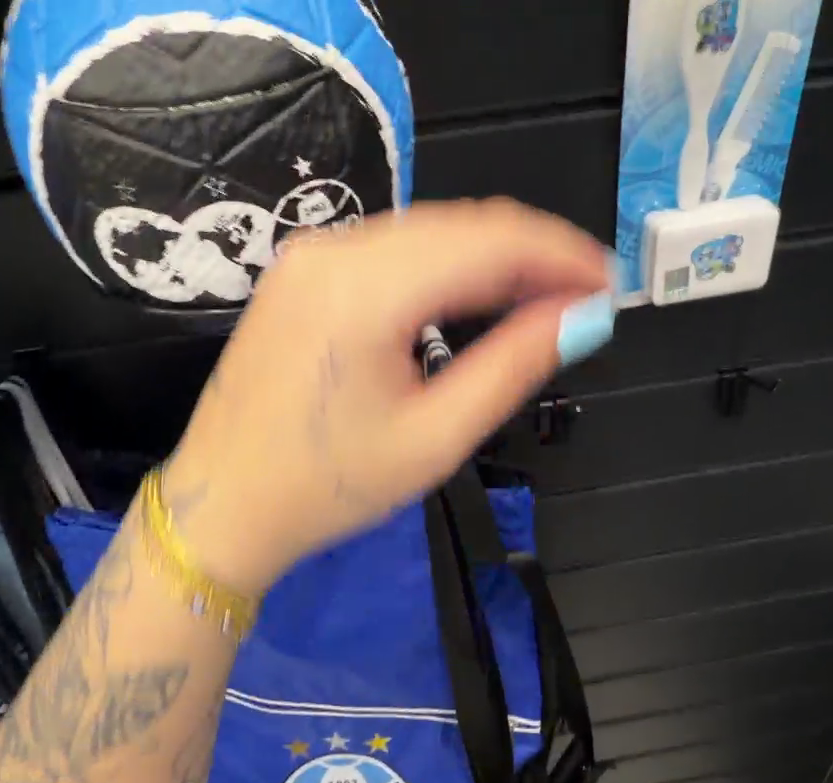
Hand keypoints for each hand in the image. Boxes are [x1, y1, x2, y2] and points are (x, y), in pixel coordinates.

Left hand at [154, 199, 613, 592]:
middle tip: (585, 296)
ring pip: (427, 233)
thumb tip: (582, 316)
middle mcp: (333, 251)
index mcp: (364, 291)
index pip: (489, 241)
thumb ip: (513, 367)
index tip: (608, 283)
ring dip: (490, 259)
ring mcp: (309, 255)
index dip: (560, 255)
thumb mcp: (435, 438)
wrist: (224, 506)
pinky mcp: (300, 272)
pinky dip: (444, 267)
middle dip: (531, 255)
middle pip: (460, 226)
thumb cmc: (329, 487)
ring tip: (542, 299)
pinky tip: (475, 296)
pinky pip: (391, 251)